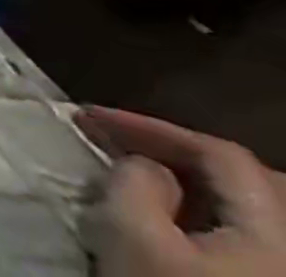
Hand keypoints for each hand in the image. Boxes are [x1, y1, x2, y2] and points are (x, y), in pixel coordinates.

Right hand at [79, 106, 285, 276]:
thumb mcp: (132, 237)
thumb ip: (133, 184)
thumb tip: (144, 164)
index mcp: (280, 232)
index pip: (219, 154)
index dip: (151, 126)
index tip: (87, 116)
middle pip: (253, 180)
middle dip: (180, 152)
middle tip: (118, 140)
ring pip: (261, 210)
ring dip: (198, 184)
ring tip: (144, 175)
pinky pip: (260, 237)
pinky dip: (216, 215)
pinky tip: (179, 219)